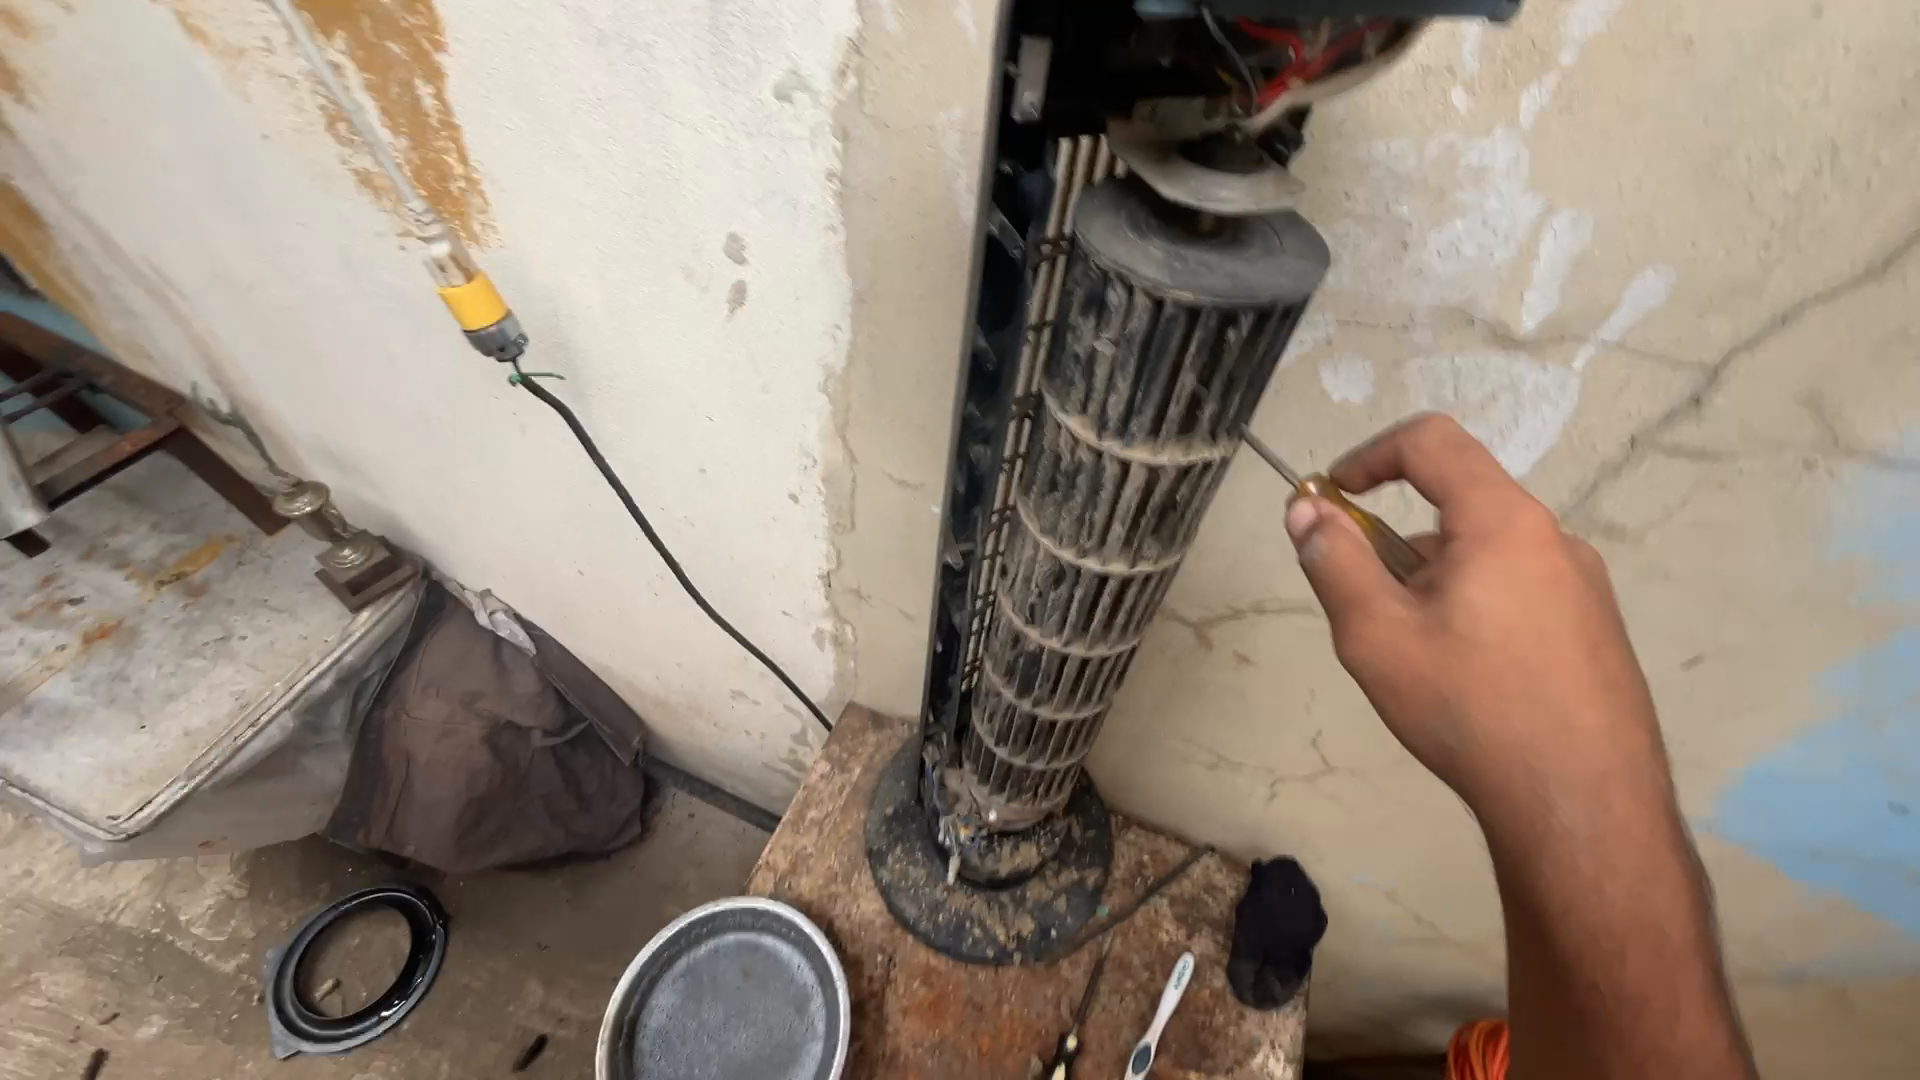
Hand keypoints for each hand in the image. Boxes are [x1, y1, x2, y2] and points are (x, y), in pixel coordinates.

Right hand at [1284, 414, 1672, 821]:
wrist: (1582, 805)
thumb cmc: (1467, 706)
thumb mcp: (1374, 633)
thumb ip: (1333, 561)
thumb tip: (1305, 509)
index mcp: (1501, 523)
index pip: (1431, 441)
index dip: (1368, 454)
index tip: (1330, 496)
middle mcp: (1550, 538)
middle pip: (1452, 504)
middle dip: (1390, 542)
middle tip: (1364, 609)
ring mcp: (1580, 584)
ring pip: (1478, 552)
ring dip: (1425, 580)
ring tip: (1410, 657)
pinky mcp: (1590, 626)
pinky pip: (1509, 586)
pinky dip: (1463, 603)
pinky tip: (1458, 674)